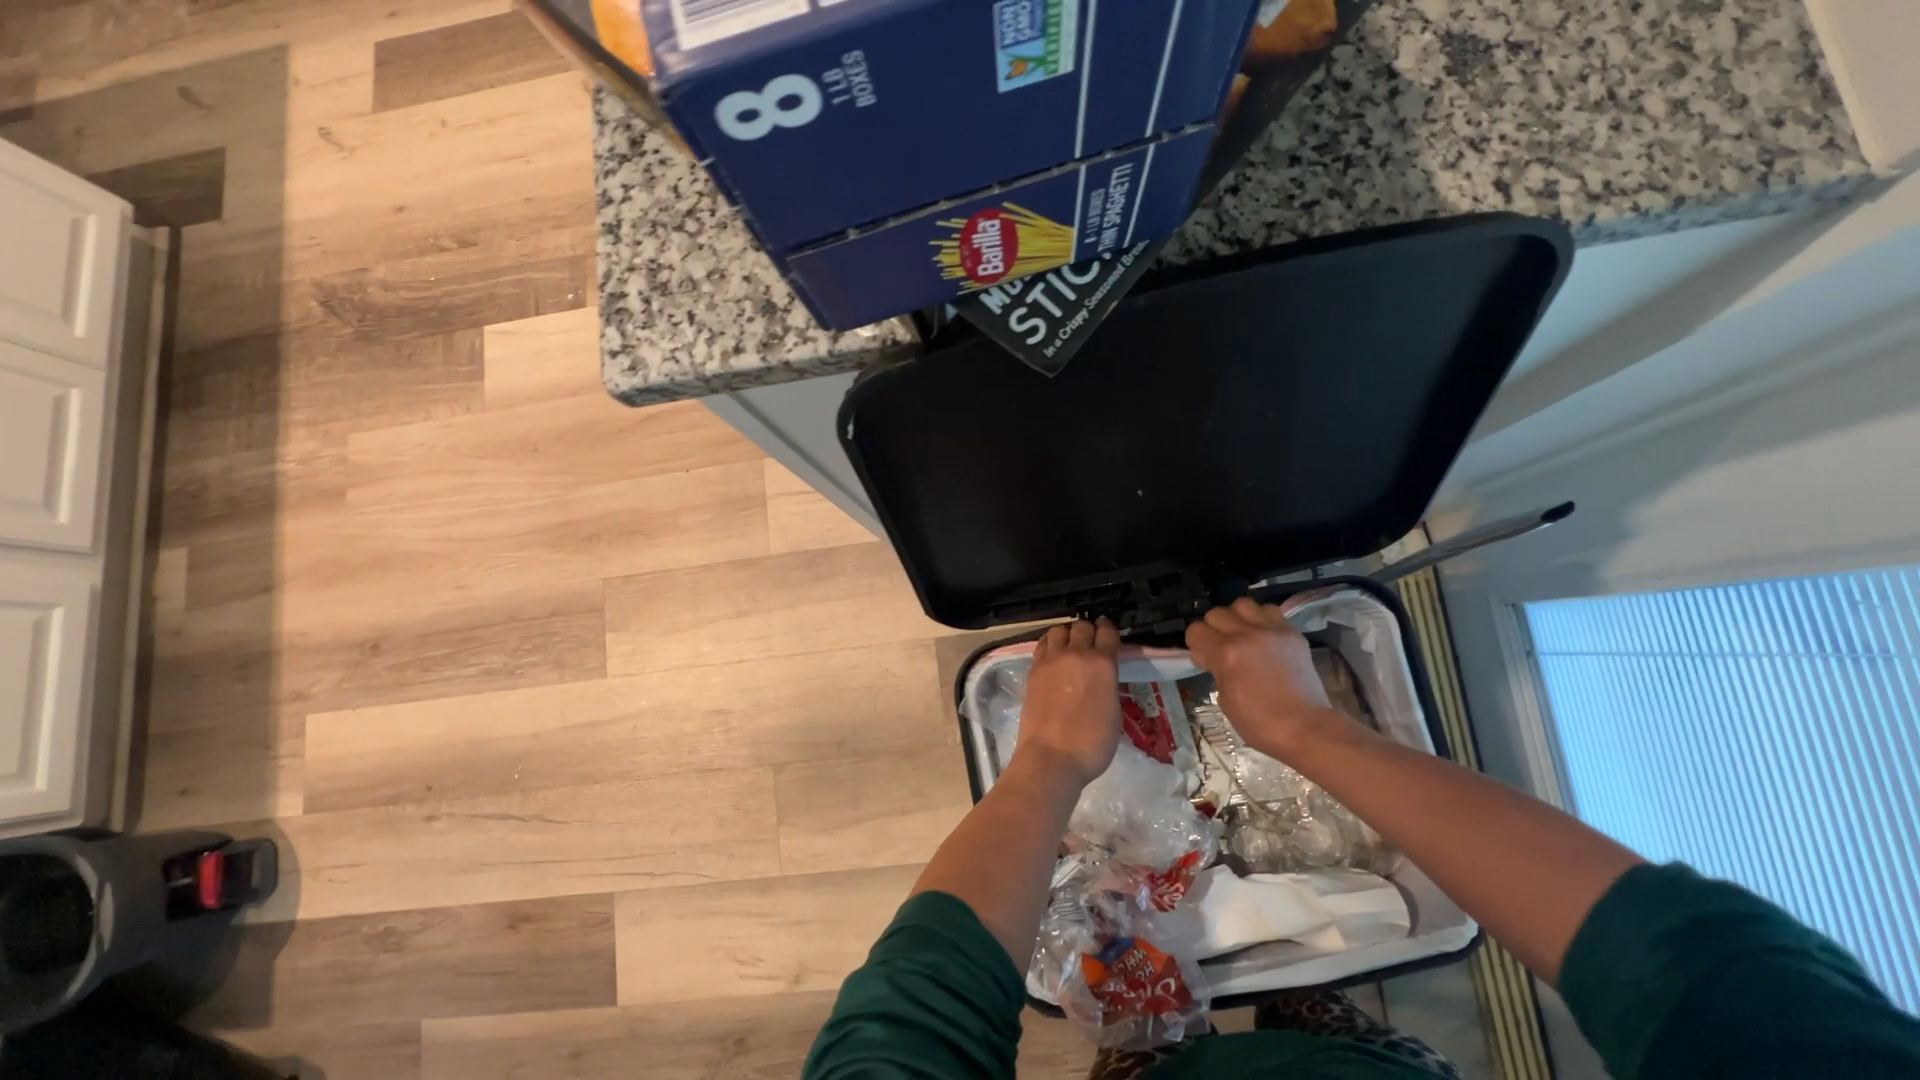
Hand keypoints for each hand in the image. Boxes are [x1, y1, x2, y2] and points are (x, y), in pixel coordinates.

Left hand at [1014, 618, 1122, 788]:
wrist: (1051, 757)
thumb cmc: (1092, 743)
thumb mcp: (1113, 712)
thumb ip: (1108, 685)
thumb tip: (1102, 678)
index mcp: (1103, 664)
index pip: (1108, 632)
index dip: (1109, 630)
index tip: (1108, 632)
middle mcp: (1076, 655)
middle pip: (1082, 626)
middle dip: (1088, 630)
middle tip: (1090, 641)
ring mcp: (1051, 661)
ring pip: (1058, 630)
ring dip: (1066, 634)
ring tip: (1069, 646)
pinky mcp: (1033, 670)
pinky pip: (1042, 645)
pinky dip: (1049, 645)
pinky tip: (1052, 656)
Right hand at [1184, 596, 1358, 759]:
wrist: (1305, 727)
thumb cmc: (1259, 723)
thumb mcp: (1225, 699)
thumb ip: (1215, 670)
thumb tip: (1209, 657)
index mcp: (1226, 653)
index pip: (1196, 630)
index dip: (1195, 644)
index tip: (1203, 657)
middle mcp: (1247, 634)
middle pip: (1217, 613)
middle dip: (1213, 629)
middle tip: (1221, 647)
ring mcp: (1272, 631)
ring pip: (1243, 604)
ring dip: (1237, 618)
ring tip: (1243, 635)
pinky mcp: (1292, 633)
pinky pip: (1270, 611)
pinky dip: (1262, 619)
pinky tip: (1264, 637)